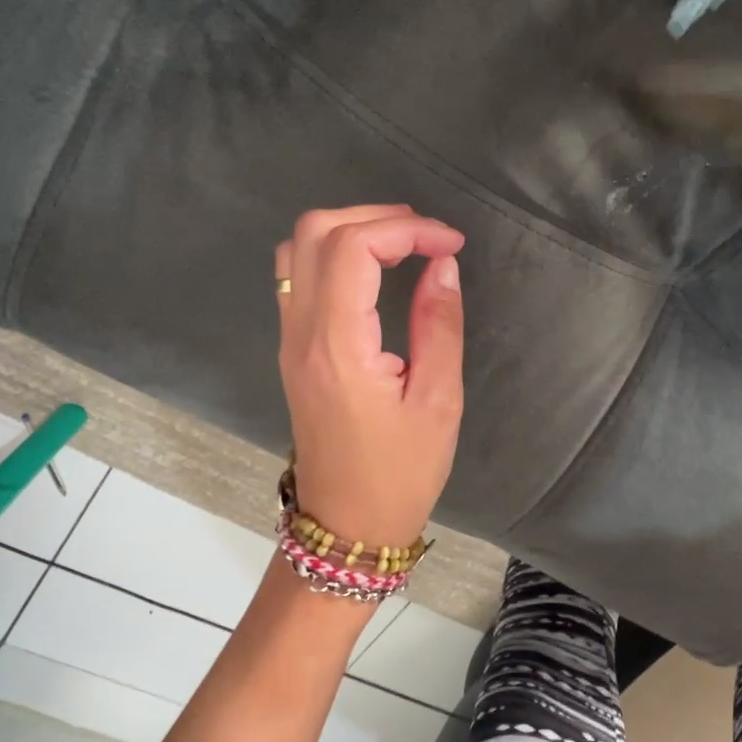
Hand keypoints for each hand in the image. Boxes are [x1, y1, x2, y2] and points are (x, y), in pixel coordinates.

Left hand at [275, 205, 465, 547]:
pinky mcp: (292, 347)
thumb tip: (443, 266)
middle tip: (429, 238)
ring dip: (351, 228)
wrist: (347, 525)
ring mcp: (289, 339)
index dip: (408, 229)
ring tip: (404, 245)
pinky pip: (297, 274)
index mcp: (338, 346)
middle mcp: (301, 333)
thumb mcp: (439, 401)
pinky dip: (335, 251)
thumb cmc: (401, 472)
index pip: (354, 247)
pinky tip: (375, 270)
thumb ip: (440, 325)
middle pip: (315, 231)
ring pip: (297, 247)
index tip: (453, 245)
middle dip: (378, 217)